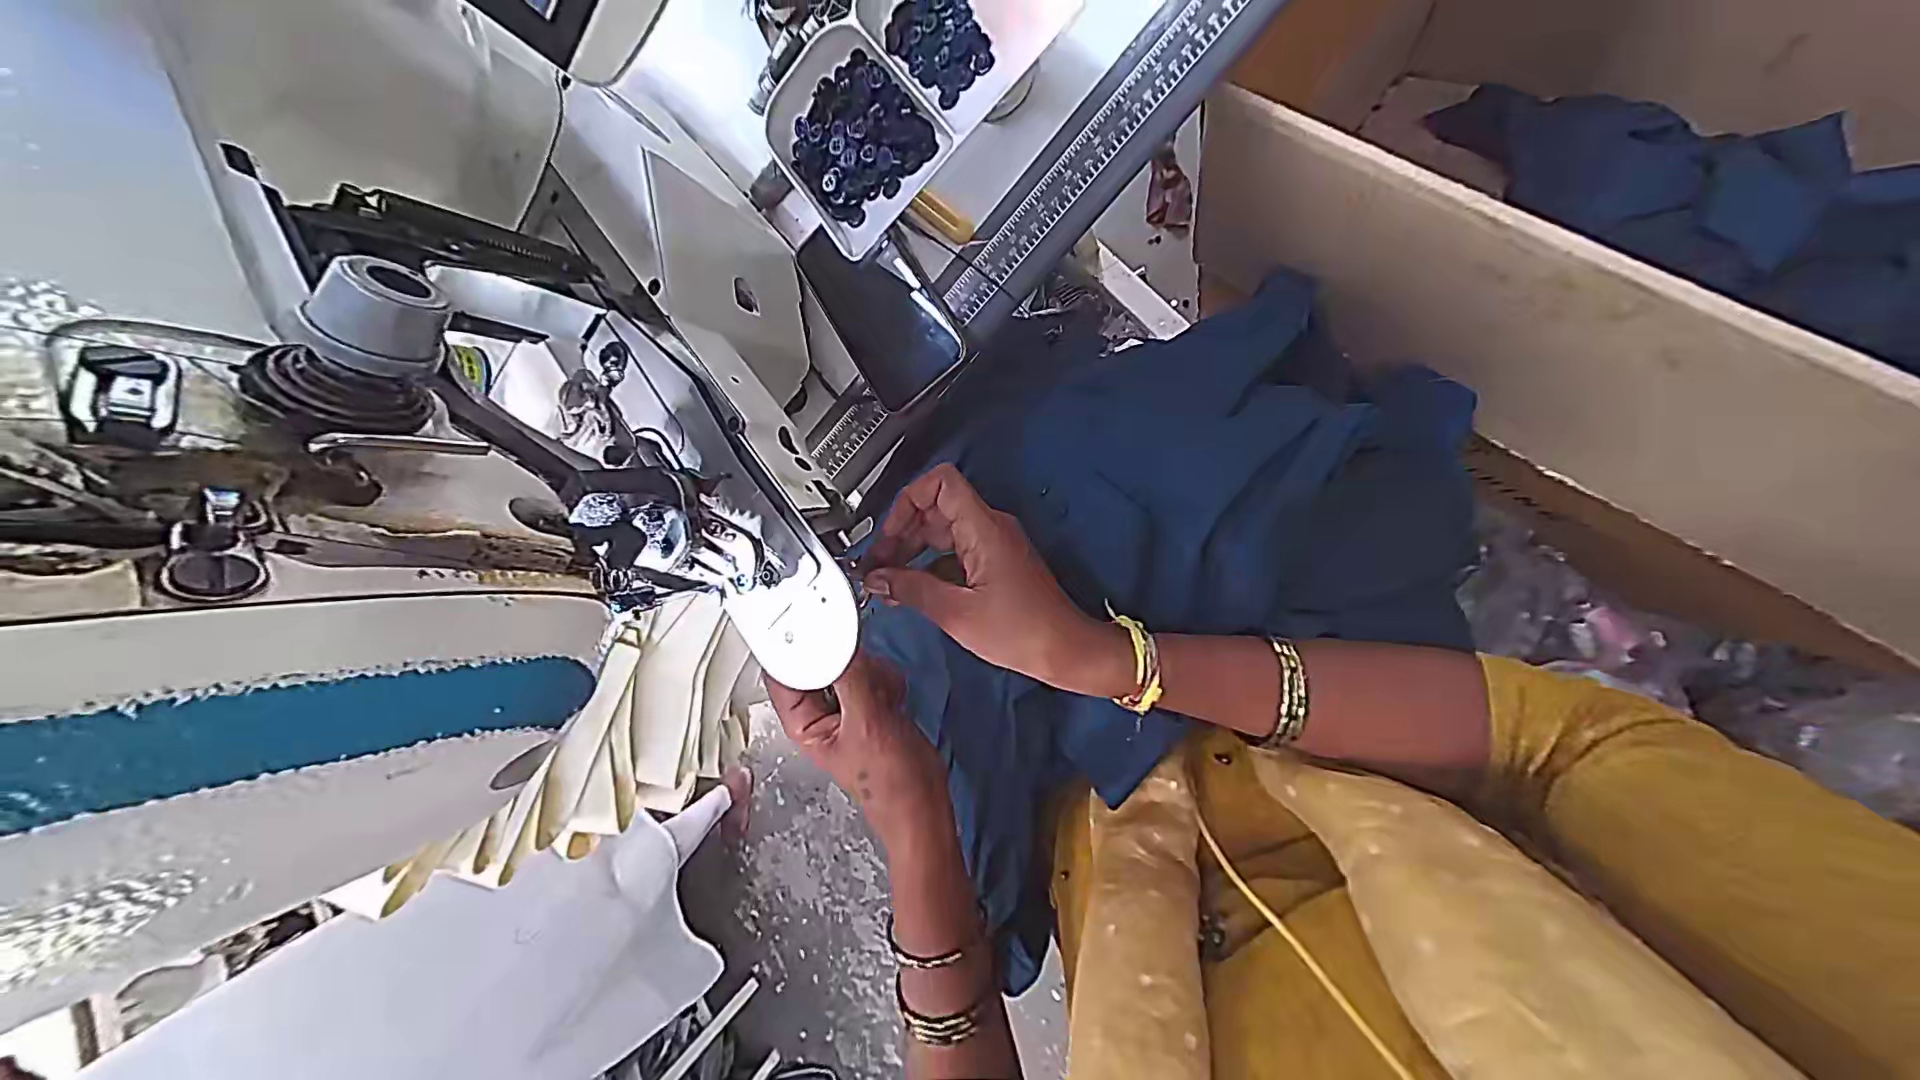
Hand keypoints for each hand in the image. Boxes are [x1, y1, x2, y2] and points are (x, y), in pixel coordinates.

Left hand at [765, 650, 949, 841]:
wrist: (925, 799)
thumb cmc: (890, 783)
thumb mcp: (867, 723)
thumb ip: (851, 676)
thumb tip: (837, 640)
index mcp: (802, 721)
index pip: (785, 671)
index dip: (798, 648)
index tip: (818, 629)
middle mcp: (821, 710)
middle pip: (822, 660)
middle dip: (851, 665)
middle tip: (865, 681)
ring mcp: (847, 703)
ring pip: (852, 662)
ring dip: (875, 674)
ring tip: (884, 701)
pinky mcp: (871, 700)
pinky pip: (876, 671)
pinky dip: (888, 680)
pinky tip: (894, 702)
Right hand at [862, 464, 1132, 697]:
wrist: (1065, 649)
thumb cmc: (1027, 632)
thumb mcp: (957, 613)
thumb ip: (911, 590)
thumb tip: (879, 579)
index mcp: (984, 529)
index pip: (940, 483)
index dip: (906, 502)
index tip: (888, 534)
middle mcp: (990, 528)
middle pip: (934, 509)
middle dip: (901, 534)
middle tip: (878, 565)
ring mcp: (993, 543)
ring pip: (942, 531)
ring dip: (912, 551)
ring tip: (889, 581)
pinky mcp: (995, 561)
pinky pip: (954, 551)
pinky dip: (929, 566)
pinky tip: (913, 590)